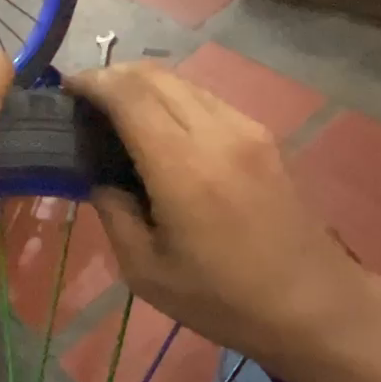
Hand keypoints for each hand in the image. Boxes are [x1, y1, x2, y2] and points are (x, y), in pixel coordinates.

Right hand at [67, 63, 380, 367]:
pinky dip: (173, 98)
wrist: (314, 305)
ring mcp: (246, 128)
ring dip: (144, 84)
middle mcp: (216, 132)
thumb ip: (114, 213)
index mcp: (183, 167)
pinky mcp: (263, 135)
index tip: (66, 87)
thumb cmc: (224, 299)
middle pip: (155, 76)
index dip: (92, 82)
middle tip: (86, 98)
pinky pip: (206, 98)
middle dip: (113, 76)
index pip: (128, 95)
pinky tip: (161, 127)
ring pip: (183, 81)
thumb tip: (99, 177)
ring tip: (118, 110)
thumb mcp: (146, 271)